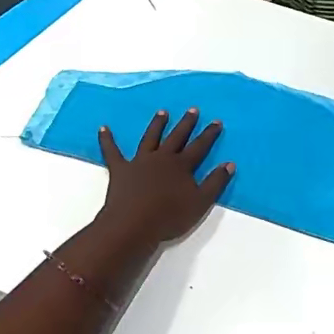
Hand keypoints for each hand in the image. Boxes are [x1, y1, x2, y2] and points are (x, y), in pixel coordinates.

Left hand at [94, 109, 233, 247]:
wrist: (134, 224)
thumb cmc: (169, 216)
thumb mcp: (200, 202)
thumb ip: (215, 182)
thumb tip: (229, 163)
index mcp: (181, 166)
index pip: (199, 147)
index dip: (209, 134)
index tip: (216, 121)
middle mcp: (161, 158)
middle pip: (176, 137)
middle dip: (186, 123)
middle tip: (192, 109)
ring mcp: (140, 161)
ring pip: (150, 138)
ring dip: (157, 124)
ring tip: (162, 112)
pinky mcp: (120, 169)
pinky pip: (112, 151)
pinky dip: (108, 140)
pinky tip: (103, 128)